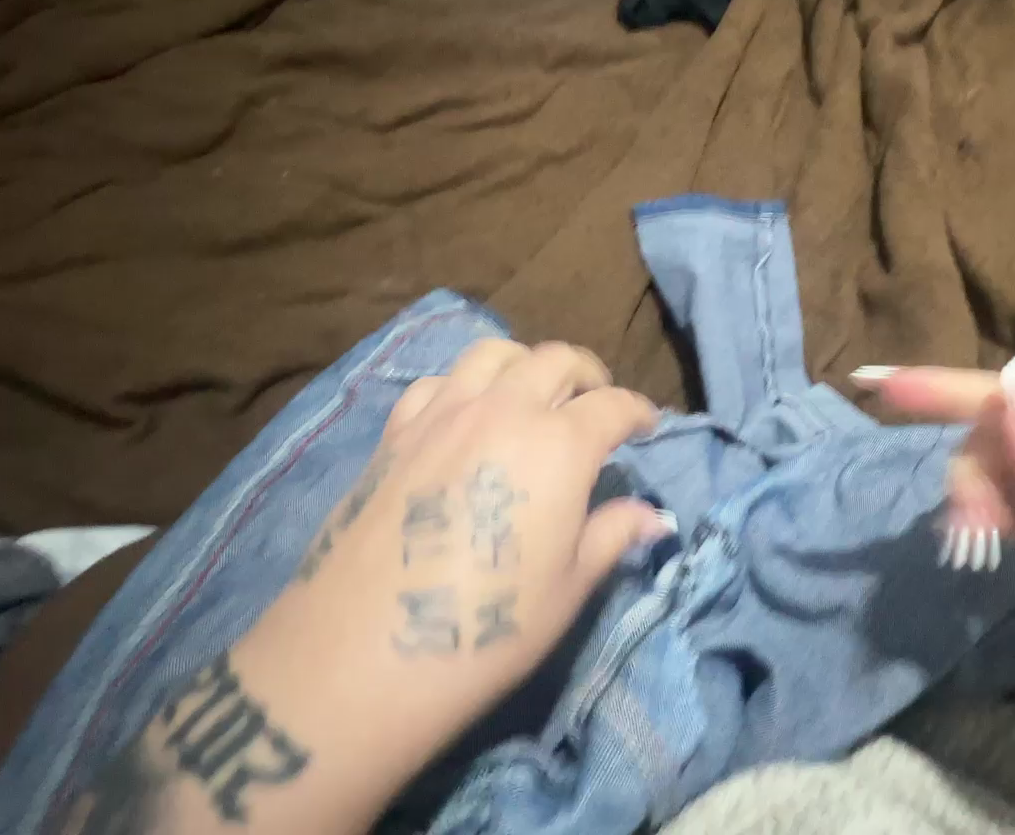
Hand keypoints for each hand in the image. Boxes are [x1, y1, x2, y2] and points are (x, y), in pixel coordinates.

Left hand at [238, 339, 670, 749]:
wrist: (358, 659)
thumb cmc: (485, 630)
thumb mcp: (569, 587)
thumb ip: (614, 534)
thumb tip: (656, 516)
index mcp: (559, 445)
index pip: (614, 406)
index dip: (639, 412)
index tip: (647, 426)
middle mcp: (504, 411)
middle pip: (558, 360)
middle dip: (589, 376)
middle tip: (596, 405)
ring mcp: (444, 414)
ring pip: (495, 354)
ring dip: (527, 365)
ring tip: (535, 395)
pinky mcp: (396, 432)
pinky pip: (439, 382)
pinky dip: (466, 385)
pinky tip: (468, 415)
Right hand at [873, 367, 1014, 777]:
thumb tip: (1006, 391)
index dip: (953, 388)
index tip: (884, 384)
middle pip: (1005, 436)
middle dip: (970, 467)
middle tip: (966, 526)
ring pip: (999, 474)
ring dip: (970, 498)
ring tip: (969, 543)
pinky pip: (1006, 514)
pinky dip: (979, 521)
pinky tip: (971, 543)